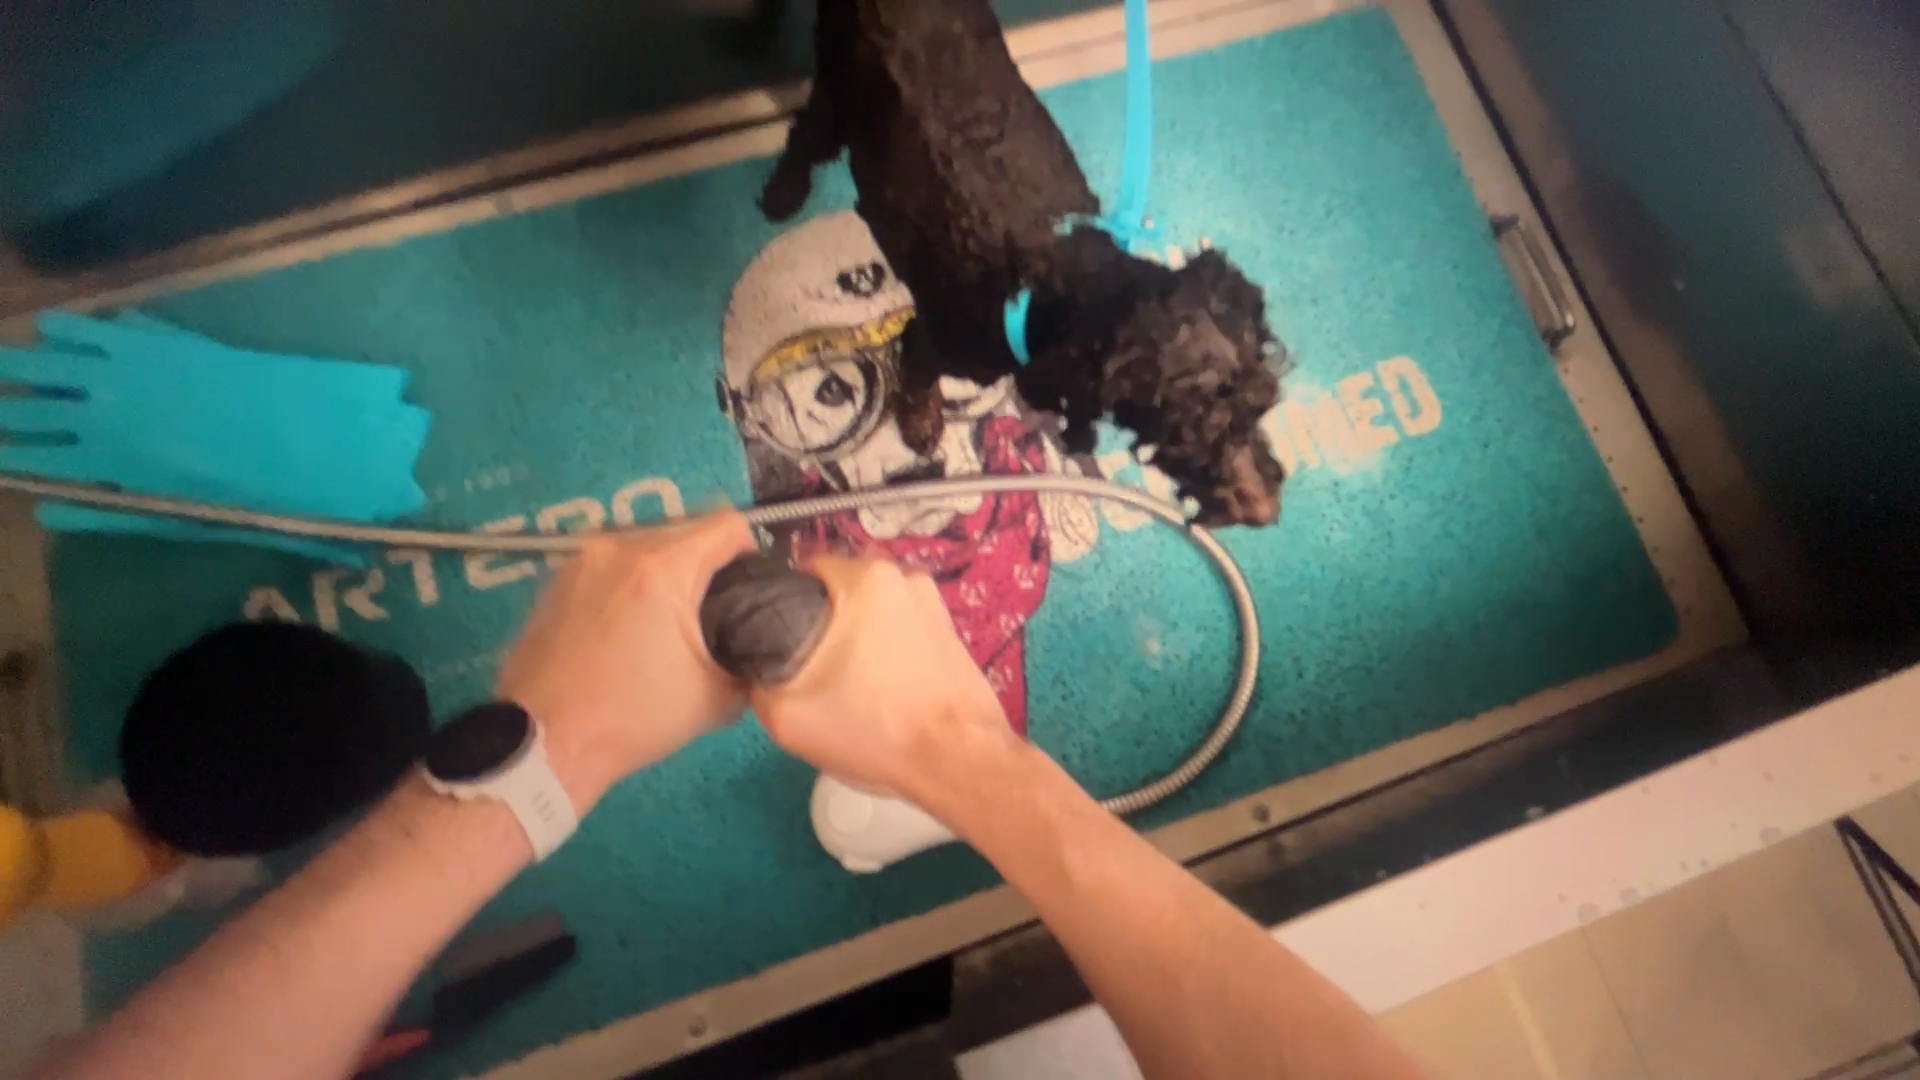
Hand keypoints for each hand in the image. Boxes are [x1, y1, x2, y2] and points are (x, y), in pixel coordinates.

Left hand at [497, 511, 756, 810]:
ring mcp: (585, 558)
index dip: (752, 550)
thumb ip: (751, 658)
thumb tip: (765, 644)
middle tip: (717, 607)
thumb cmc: (634, 718)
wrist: (544, 744)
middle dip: (710, 562)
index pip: (728, 525)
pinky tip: (635, 621)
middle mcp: (622, 547)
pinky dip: (636, 579)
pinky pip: (617, 560)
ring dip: (671, 568)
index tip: (752, 585)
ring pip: (650, 543)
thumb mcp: (716, 696)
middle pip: (689, 530)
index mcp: (664, 568)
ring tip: (674, 615)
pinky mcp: (560, 576)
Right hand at [750, 556, 1014, 800]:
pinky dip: (886, 645)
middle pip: (841, 588)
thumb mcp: (788, 715)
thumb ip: (757, 680)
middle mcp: (904, 575)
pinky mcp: (950, 628)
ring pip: (873, 608)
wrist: (958, 759)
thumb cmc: (874, 728)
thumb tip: (754, 666)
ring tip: (847, 680)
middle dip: (822, 619)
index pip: (805, 569)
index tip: (777, 640)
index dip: (783, 603)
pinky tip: (881, 684)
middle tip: (810, 667)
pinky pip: (901, 625)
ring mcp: (932, 601)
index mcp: (866, 577)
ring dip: (856, 634)